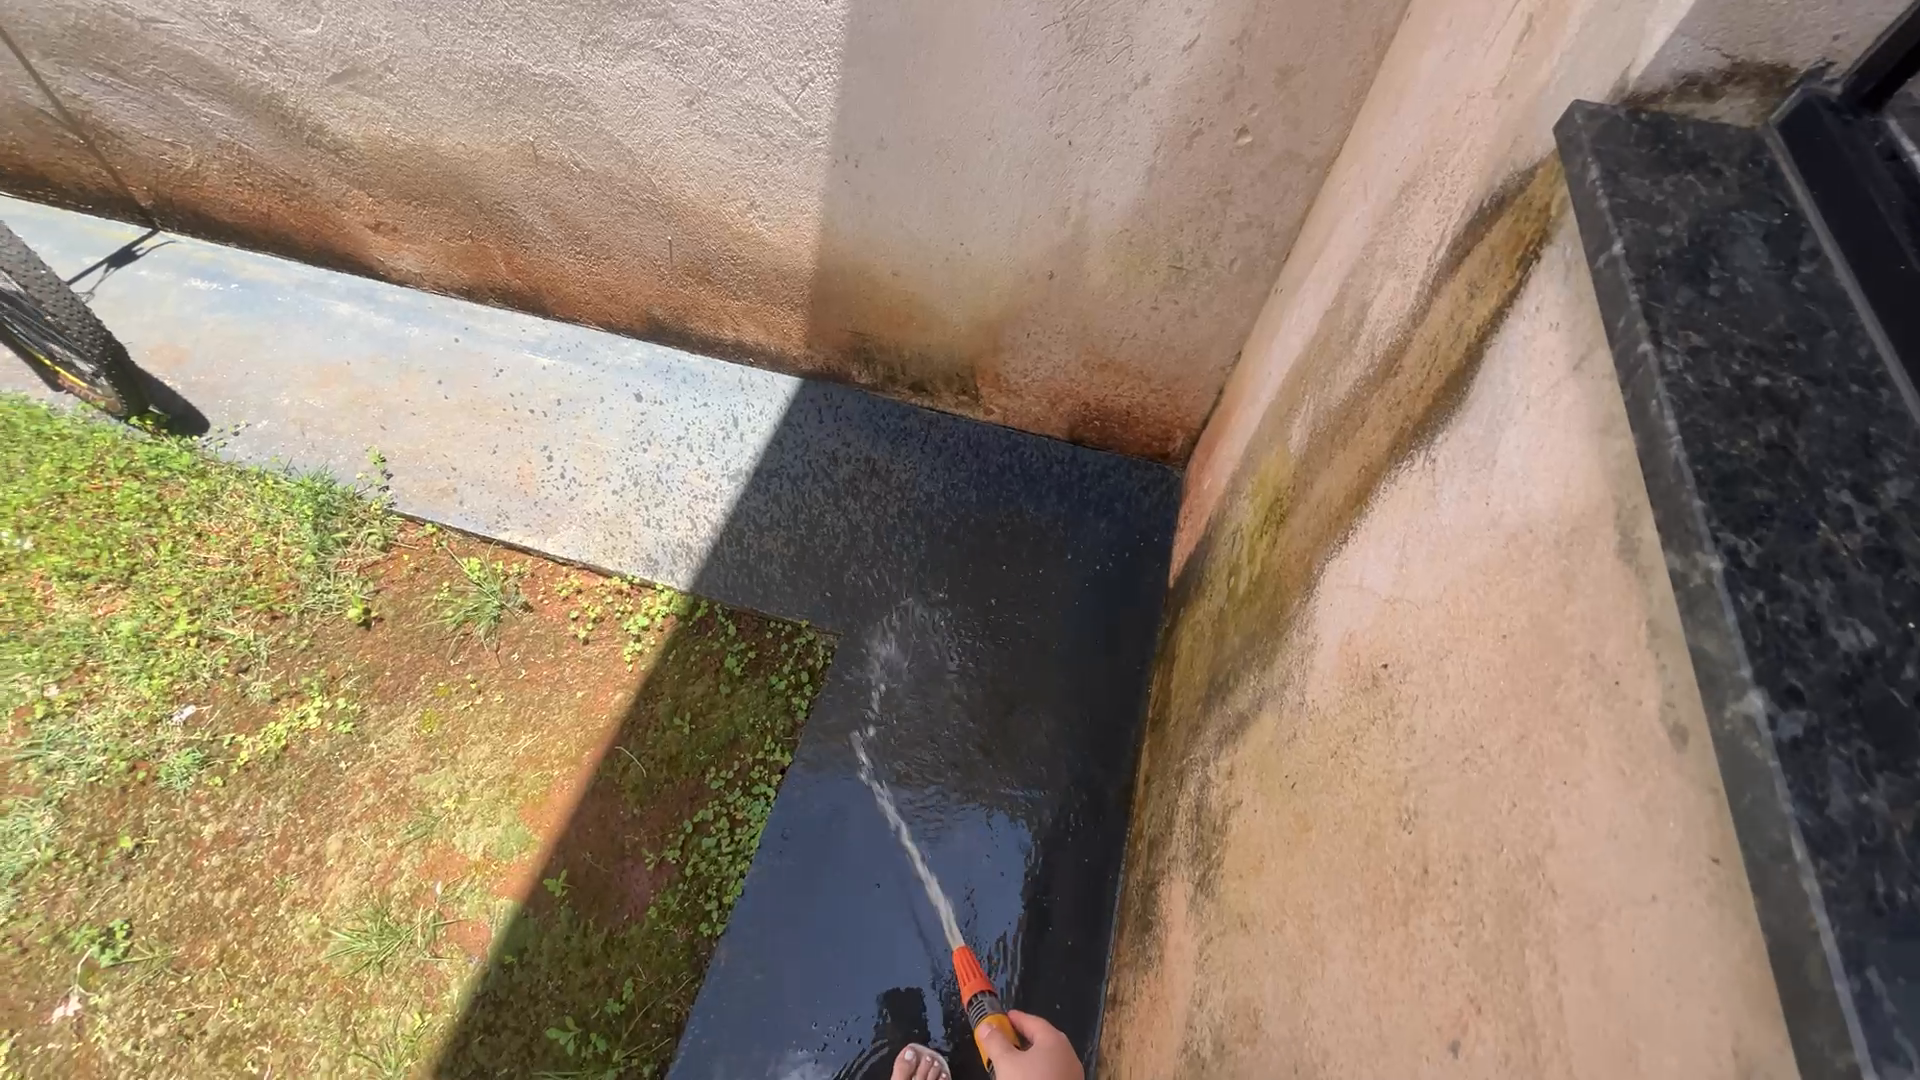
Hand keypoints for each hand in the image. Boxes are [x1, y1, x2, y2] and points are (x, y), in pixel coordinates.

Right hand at [974, 1011, 1083, 1079]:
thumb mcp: (1006, 1063)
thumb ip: (995, 1042)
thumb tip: (986, 1026)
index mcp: (1054, 1040)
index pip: (1033, 1021)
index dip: (1016, 1019)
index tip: (1004, 1018)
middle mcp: (1068, 1054)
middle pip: (1042, 1040)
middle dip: (1023, 1039)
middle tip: (1006, 1039)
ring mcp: (1072, 1075)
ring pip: (1048, 1059)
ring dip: (1031, 1058)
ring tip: (1014, 1062)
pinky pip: (1053, 1074)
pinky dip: (1039, 1072)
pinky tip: (1028, 1079)